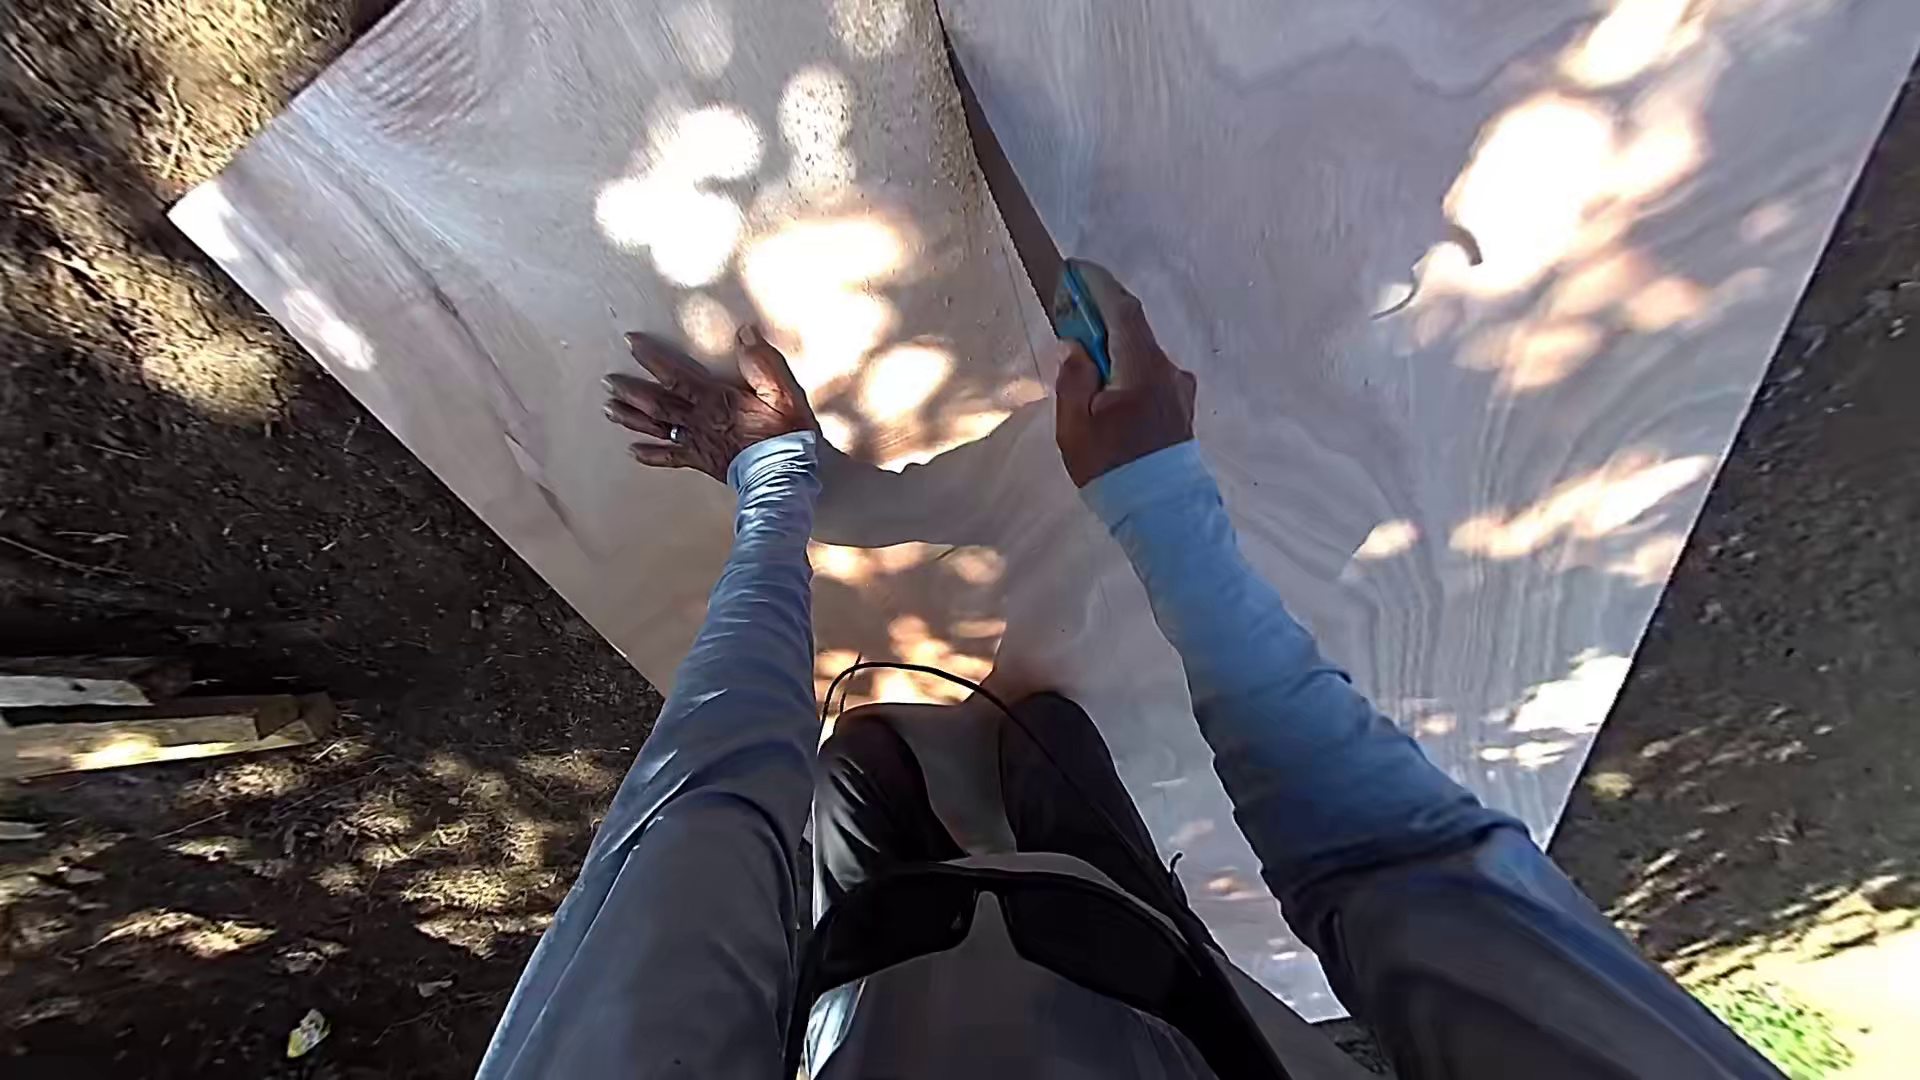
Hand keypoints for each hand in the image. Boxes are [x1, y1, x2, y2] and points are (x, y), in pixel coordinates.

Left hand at [604, 324, 816, 481]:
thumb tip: (744, 332)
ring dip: (631, 418)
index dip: (651, 358)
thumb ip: (761, 362)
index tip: (631, 343)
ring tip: (610, 409)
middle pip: (657, 403)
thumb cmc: (783, 434)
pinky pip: (670, 458)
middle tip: (609, 381)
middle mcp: (699, 420)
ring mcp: (697, 442)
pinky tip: (633, 452)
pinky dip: (650, 455)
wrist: (782, 473)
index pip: (675, 375)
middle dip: (631, 391)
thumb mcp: (781, 393)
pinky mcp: (702, 461)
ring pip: (657, 427)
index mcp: (714, 400)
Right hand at [1053, 260, 1196, 486]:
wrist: (1160, 513)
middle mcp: (1168, 371)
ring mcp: (1180, 389)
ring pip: (1140, 356)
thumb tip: (1077, 349)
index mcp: (1142, 371)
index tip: (1077, 269)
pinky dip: (1126, 371)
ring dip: (1113, 352)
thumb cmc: (1111, 471)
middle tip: (1069, 320)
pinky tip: (1109, 394)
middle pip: (1132, 331)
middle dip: (1099, 320)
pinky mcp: (1181, 407)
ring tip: (1085, 373)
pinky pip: (1149, 376)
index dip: (1099, 285)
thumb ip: (1074, 380)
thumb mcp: (1075, 428)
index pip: (1123, 310)